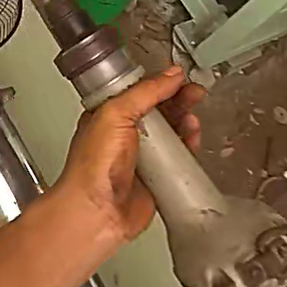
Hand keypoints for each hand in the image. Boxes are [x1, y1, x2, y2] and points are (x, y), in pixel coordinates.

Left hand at [42, 66, 204, 245]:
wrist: (97, 211)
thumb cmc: (92, 167)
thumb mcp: (116, 114)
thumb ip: (145, 92)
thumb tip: (169, 75)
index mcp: (108, 115)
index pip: (139, 91)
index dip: (159, 82)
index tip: (178, 77)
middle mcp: (123, 135)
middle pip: (158, 110)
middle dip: (178, 99)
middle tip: (194, 92)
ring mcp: (140, 157)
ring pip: (170, 133)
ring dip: (184, 121)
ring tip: (191, 116)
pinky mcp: (156, 177)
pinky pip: (178, 158)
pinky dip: (188, 146)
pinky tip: (192, 138)